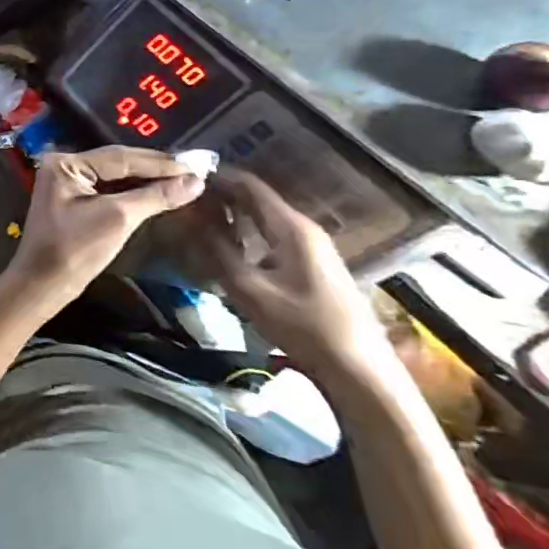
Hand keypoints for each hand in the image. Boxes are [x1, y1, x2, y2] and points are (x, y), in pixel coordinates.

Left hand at [10, 146, 205, 294]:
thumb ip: (155, 196)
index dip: (161, 163)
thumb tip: (195, 181)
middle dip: (157, 168)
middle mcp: (64, 164)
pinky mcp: (73, 199)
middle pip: (119, 163)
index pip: (121, 157)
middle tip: (196, 169)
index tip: (197, 165)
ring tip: (185, 178)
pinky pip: (109, 189)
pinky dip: (134, 191)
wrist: (42, 286)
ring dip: (148, 179)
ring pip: (116, 175)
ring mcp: (67, 181)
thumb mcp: (118, 219)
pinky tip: (159, 191)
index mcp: (66, 162)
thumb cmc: (75, 251)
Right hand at [192, 167, 387, 375]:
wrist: (360, 371)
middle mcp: (305, 229)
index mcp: (292, 227)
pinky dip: (250, 235)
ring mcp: (314, 248)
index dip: (218, 178)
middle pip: (259, 200)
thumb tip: (193, 219)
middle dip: (223, 197)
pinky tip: (233, 250)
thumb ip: (219, 251)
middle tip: (188, 201)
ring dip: (236, 217)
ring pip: (267, 220)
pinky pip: (276, 238)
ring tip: (203, 222)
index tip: (188, 179)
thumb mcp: (252, 291)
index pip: (250, 185)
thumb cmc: (305, 328)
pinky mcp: (315, 267)